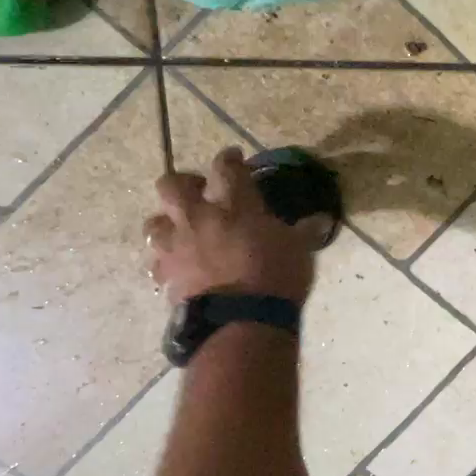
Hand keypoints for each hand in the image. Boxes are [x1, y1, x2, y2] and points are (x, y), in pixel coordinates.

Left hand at [145, 147, 319, 305]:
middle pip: (172, 185)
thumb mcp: (300, 250)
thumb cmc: (277, 276)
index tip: (234, 156)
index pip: (227, 168)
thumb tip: (320, 219)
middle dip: (184, 183)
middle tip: (200, 191)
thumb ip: (303, 231)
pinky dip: (169, 259)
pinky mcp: (165, 273)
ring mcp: (176, 246)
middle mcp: (198, 218)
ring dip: (168, 222)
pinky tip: (182, 264)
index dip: (229, 158)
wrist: (241, 319)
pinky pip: (159, 260)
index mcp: (235, 206)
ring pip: (155, 222)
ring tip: (185, 230)